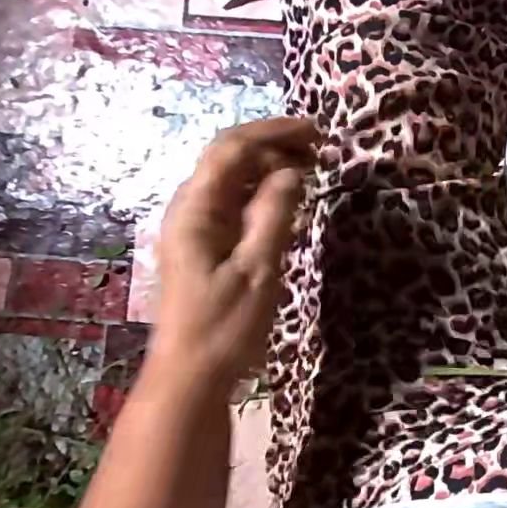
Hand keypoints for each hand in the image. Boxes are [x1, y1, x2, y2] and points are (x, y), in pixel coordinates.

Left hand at [150, 117, 319, 384]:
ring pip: (231, 180)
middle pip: (228, 158)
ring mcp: (194, 227)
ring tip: (308, 169)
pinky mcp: (204, 245)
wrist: (190, 376)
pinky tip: (286, 200)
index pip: (231, 149)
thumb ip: (273, 215)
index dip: (273, 132)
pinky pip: (233, 204)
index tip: (315, 131)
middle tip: (317, 150)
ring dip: (268, 167)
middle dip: (272, 145)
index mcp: (194, 210)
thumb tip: (292, 171)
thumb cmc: (224, 327)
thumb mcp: (257, 271)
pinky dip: (260, 193)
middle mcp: (189, 209)